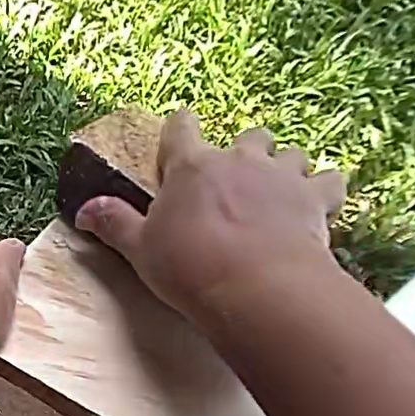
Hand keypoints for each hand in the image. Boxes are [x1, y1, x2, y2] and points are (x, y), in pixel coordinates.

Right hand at [73, 109, 345, 325]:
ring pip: (292, 154)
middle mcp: (239, 160)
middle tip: (242, 182)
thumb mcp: (142, 251)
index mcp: (192, 167)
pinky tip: (325, 204)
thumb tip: (82, 210)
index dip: (184, 129)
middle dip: (247, 153)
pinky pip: (332, 181)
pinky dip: (329, 190)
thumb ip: (115, 224)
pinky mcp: (314, 199)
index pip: (183, 128)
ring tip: (284, 194)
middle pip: (249, 136)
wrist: (254, 287)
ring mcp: (280, 175)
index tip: (185, 135)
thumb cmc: (191, 269)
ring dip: (289, 169)